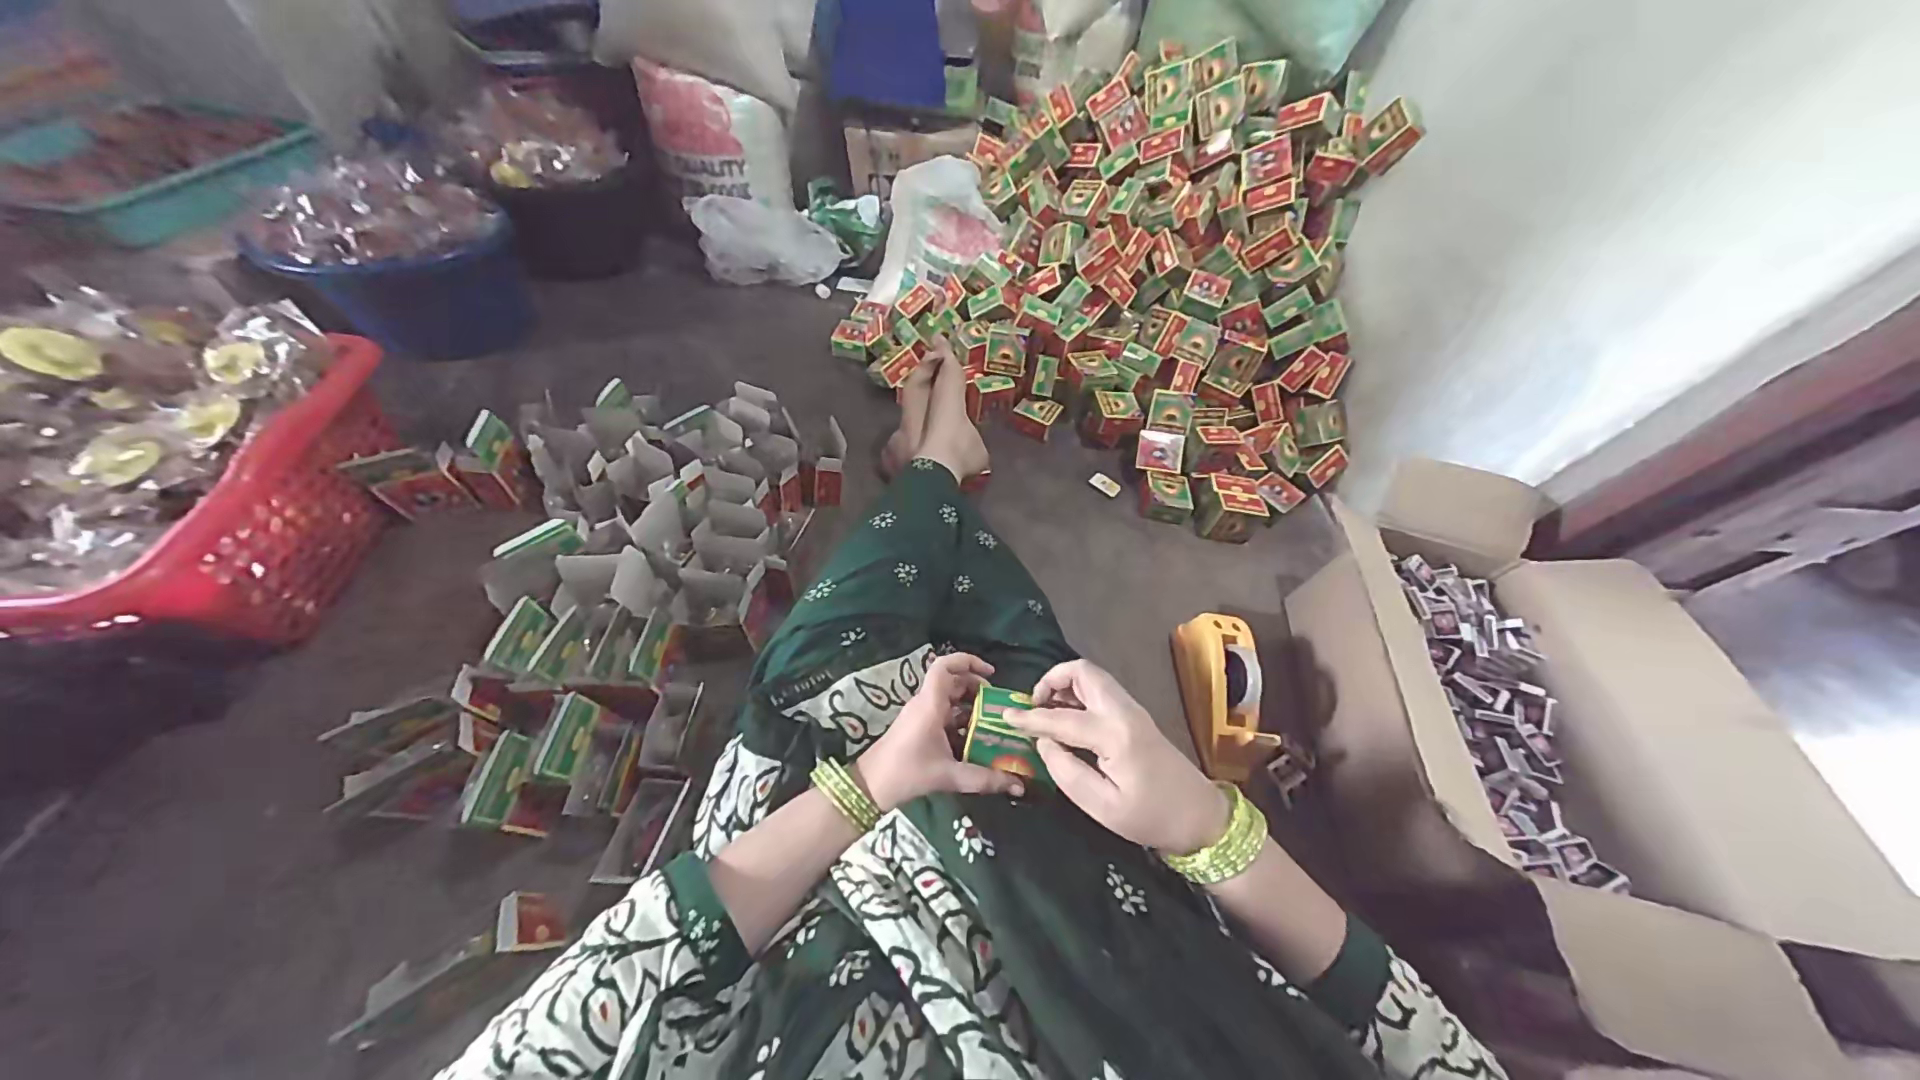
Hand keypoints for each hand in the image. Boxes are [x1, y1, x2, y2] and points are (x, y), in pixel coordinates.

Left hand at [855, 652, 1025, 809]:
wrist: (872, 786)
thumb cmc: (907, 772)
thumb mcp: (949, 776)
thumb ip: (985, 780)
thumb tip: (1019, 786)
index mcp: (930, 704)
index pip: (945, 666)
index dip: (968, 661)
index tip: (990, 674)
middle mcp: (925, 703)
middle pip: (952, 680)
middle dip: (976, 687)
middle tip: (996, 704)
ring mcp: (921, 714)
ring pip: (948, 697)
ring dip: (969, 704)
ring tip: (990, 721)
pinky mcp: (919, 726)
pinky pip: (943, 713)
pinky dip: (960, 719)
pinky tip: (974, 737)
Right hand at [1007, 659, 1228, 854]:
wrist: (1200, 817)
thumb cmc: (1151, 817)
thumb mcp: (1102, 807)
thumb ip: (1066, 771)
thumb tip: (1044, 744)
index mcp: (1114, 734)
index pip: (1061, 717)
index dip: (1029, 718)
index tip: (1005, 716)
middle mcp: (1123, 711)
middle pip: (1082, 671)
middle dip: (1051, 680)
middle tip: (1033, 706)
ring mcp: (1132, 709)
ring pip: (1092, 675)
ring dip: (1065, 684)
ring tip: (1047, 711)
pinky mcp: (1135, 715)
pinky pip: (1100, 689)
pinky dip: (1078, 692)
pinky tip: (1068, 718)